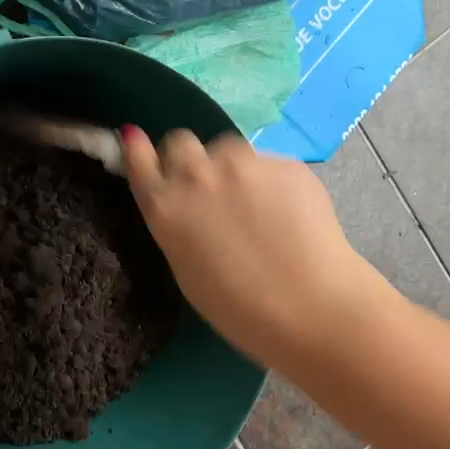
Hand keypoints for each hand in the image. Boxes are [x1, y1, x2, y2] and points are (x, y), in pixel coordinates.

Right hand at [121, 128, 393, 361]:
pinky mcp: (284, 162)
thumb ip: (176, 222)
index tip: (142, 146)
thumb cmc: (238, 308)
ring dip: (231, 167)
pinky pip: (267, 163)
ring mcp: (242, 163)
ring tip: (254, 203)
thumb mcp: (184, 266)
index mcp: (164, 205)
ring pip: (227, 148)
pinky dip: (271, 182)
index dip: (140, 149)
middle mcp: (196, 174)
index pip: (137, 155)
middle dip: (189, 158)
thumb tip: (182, 203)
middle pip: (180, 140)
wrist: (312, 308)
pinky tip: (287, 214)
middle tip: (207, 187)